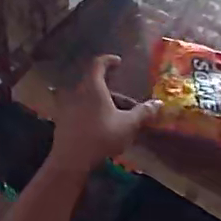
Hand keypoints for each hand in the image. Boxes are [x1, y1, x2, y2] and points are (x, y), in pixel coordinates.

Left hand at [48, 55, 158, 172]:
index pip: (98, 64)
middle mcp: (76, 93)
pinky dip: (92, 113)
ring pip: (87, 99)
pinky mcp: (62, 121)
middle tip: (127, 103)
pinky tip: (102, 127)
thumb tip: (158, 103)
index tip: (118, 62)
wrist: (71, 159)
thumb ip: (143, 112)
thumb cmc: (101, 136)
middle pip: (94, 85)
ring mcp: (66, 107)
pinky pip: (79, 110)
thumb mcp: (128, 124)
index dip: (108, 60)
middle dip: (111, 91)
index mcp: (92, 88)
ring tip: (118, 117)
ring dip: (102, 104)